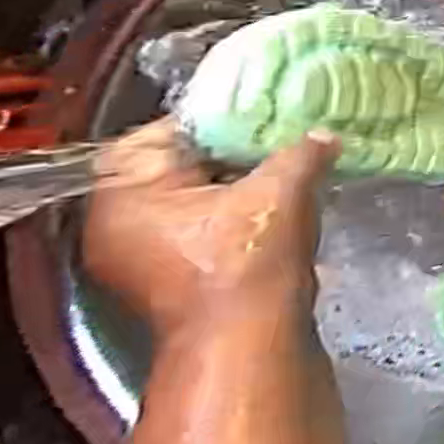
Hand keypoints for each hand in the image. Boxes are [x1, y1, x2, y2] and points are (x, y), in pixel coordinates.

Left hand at [83, 120, 337, 338]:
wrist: (250, 334)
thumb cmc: (249, 256)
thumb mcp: (282, 188)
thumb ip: (302, 150)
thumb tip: (324, 134)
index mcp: (125, 200)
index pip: (155, 136)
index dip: (207, 117)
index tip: (255, 109)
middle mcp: (119, 225)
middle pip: (176, 164)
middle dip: (230, 146)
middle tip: (279, 129)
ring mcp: (146, 252)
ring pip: (195, 192)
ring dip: (240, 175)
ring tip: (288, 156)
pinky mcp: (177, 269)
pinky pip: (206, 218)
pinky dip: (240, 201)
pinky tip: (283, 192)